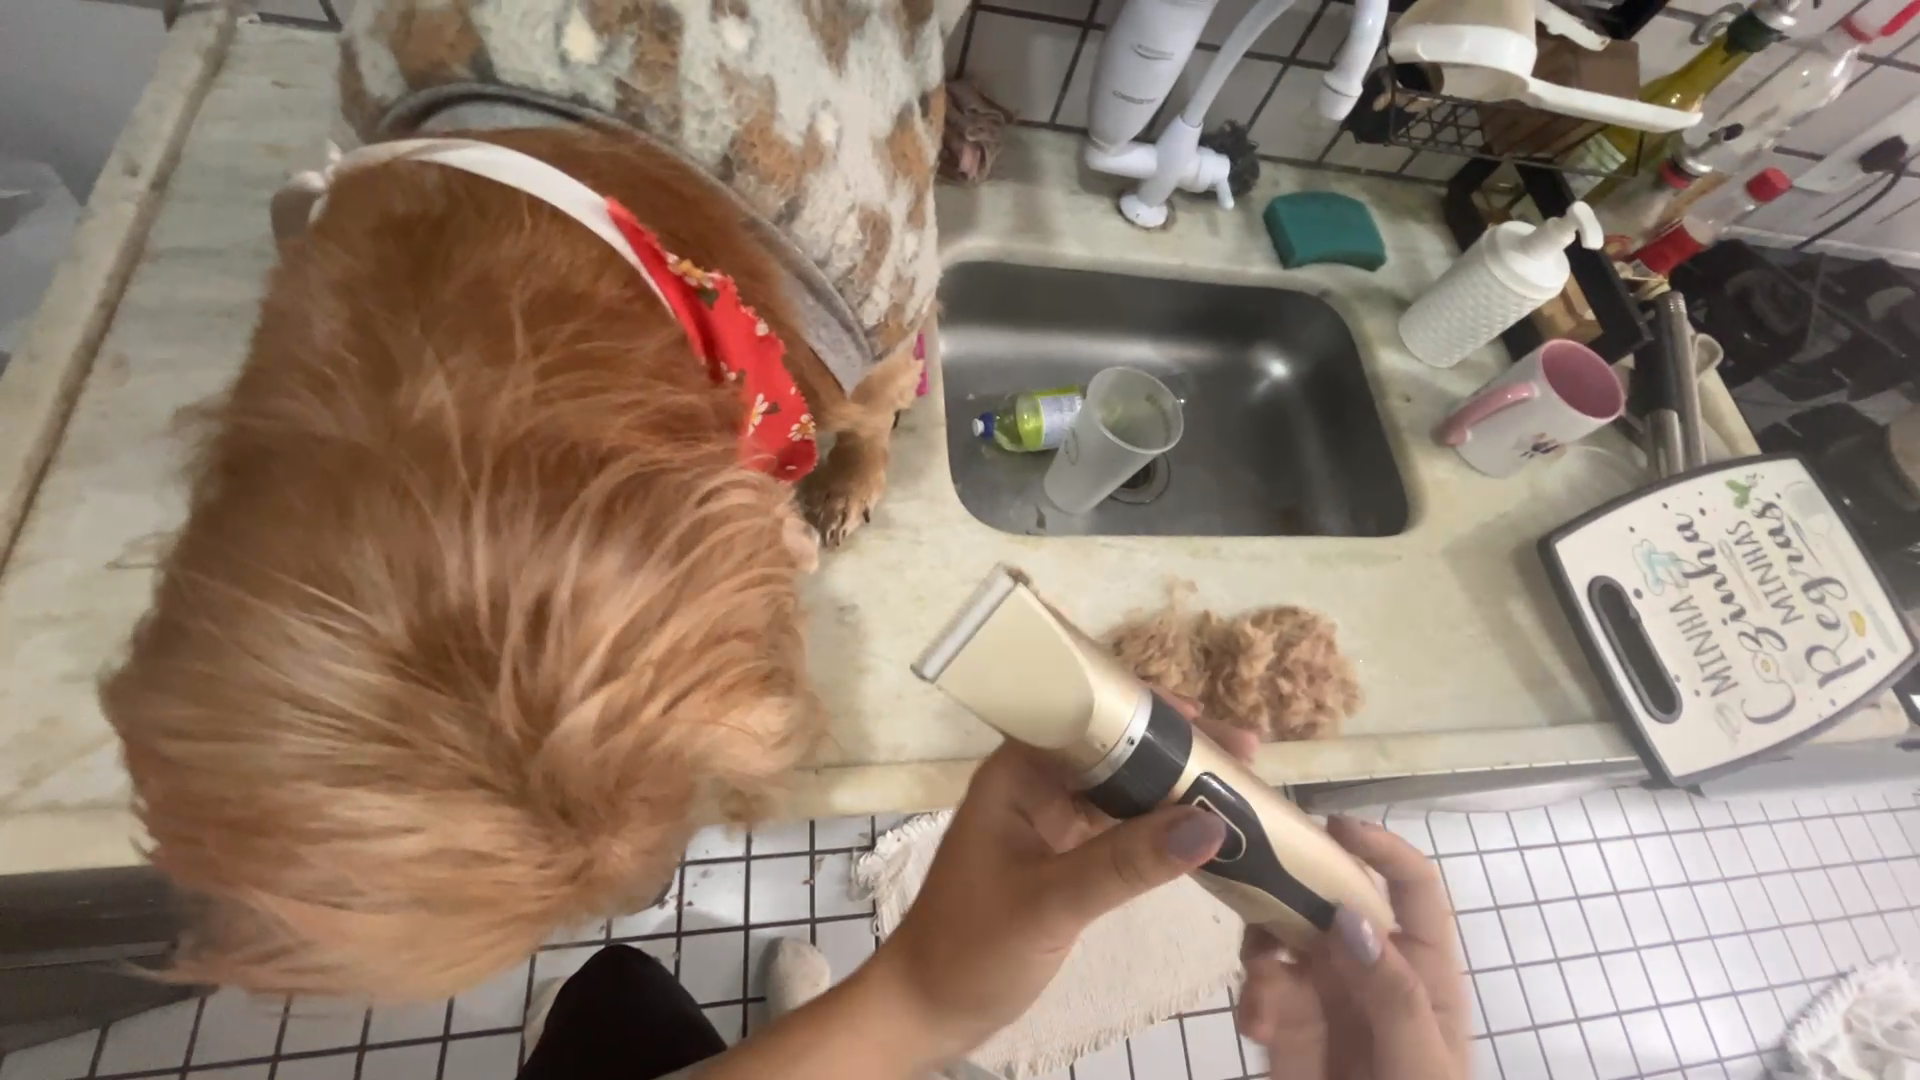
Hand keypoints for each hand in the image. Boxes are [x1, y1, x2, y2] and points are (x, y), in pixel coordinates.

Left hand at [865, 724, 1248, 1061]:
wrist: (928, 1004)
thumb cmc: (972, 945)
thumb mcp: (1051, 902)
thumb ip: (1127, 863)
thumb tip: (1211, 822)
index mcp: (1018, 769)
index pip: (1087, 716)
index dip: (1147, 711)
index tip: (1207, 722)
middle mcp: (1035, 778)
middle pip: (1112, 744)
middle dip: (1174, 743)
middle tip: (1243, 751)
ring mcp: (1050, 813)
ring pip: (1120, 781)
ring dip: (1171, 779)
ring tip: (1237, 777)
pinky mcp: (1064, 847)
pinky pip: (1118, 819)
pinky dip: (1157, 819)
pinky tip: (1200, 820)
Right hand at [1235, 817, 1469, 1079]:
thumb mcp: (1420, 1068)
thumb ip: (1392, 995)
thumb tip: (1348, 915)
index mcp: (1420, 968)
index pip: (1411, 888)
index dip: (1380, 848)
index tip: (1333, 825)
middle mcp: (1370, 963)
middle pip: (1330, 893)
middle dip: (1292, 887)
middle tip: (1257, 884)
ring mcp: (1325, 984)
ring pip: (1284, 925)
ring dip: (1263, 943)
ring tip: (1260, 983)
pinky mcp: (1286, 1009)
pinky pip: (1259, 976)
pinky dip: (1252, 992)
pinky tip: (1257, 1025)